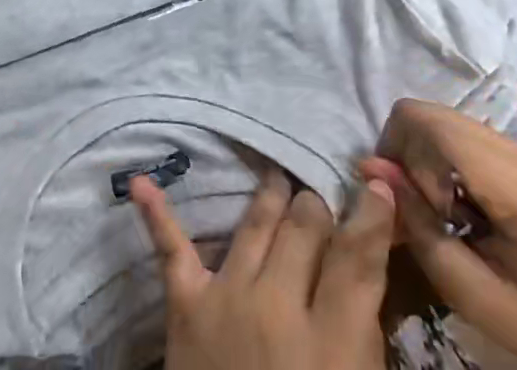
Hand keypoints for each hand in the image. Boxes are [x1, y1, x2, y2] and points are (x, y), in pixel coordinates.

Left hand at [130, 171, 395, 369]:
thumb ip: (362, 331)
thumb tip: (364, 273)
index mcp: (334, 339)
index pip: (358, 256)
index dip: (372, 215)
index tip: (378, 186)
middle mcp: (280, 305)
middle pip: (305, 227)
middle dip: (316, 207)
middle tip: (320, 199)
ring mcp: (228, 299)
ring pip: (256, 225)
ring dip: (271, 197)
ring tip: (277, 177)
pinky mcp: (186, 308)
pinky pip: (172, 253)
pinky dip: (156, 216)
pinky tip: (139, 183)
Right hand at [361, 100, 516, 369]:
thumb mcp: (464, 289)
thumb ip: (415, 223)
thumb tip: (368, 166)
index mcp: (516, 187)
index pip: (436, 126)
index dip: (400, 151)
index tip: (400, 199)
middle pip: (431, 115)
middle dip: (406, 153)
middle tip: (412, 206)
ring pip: (438, 119)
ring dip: (420, 156)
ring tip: (433, 209)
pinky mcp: (513, 150)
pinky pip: (453, 131)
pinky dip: (435, 158)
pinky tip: (449, 202)